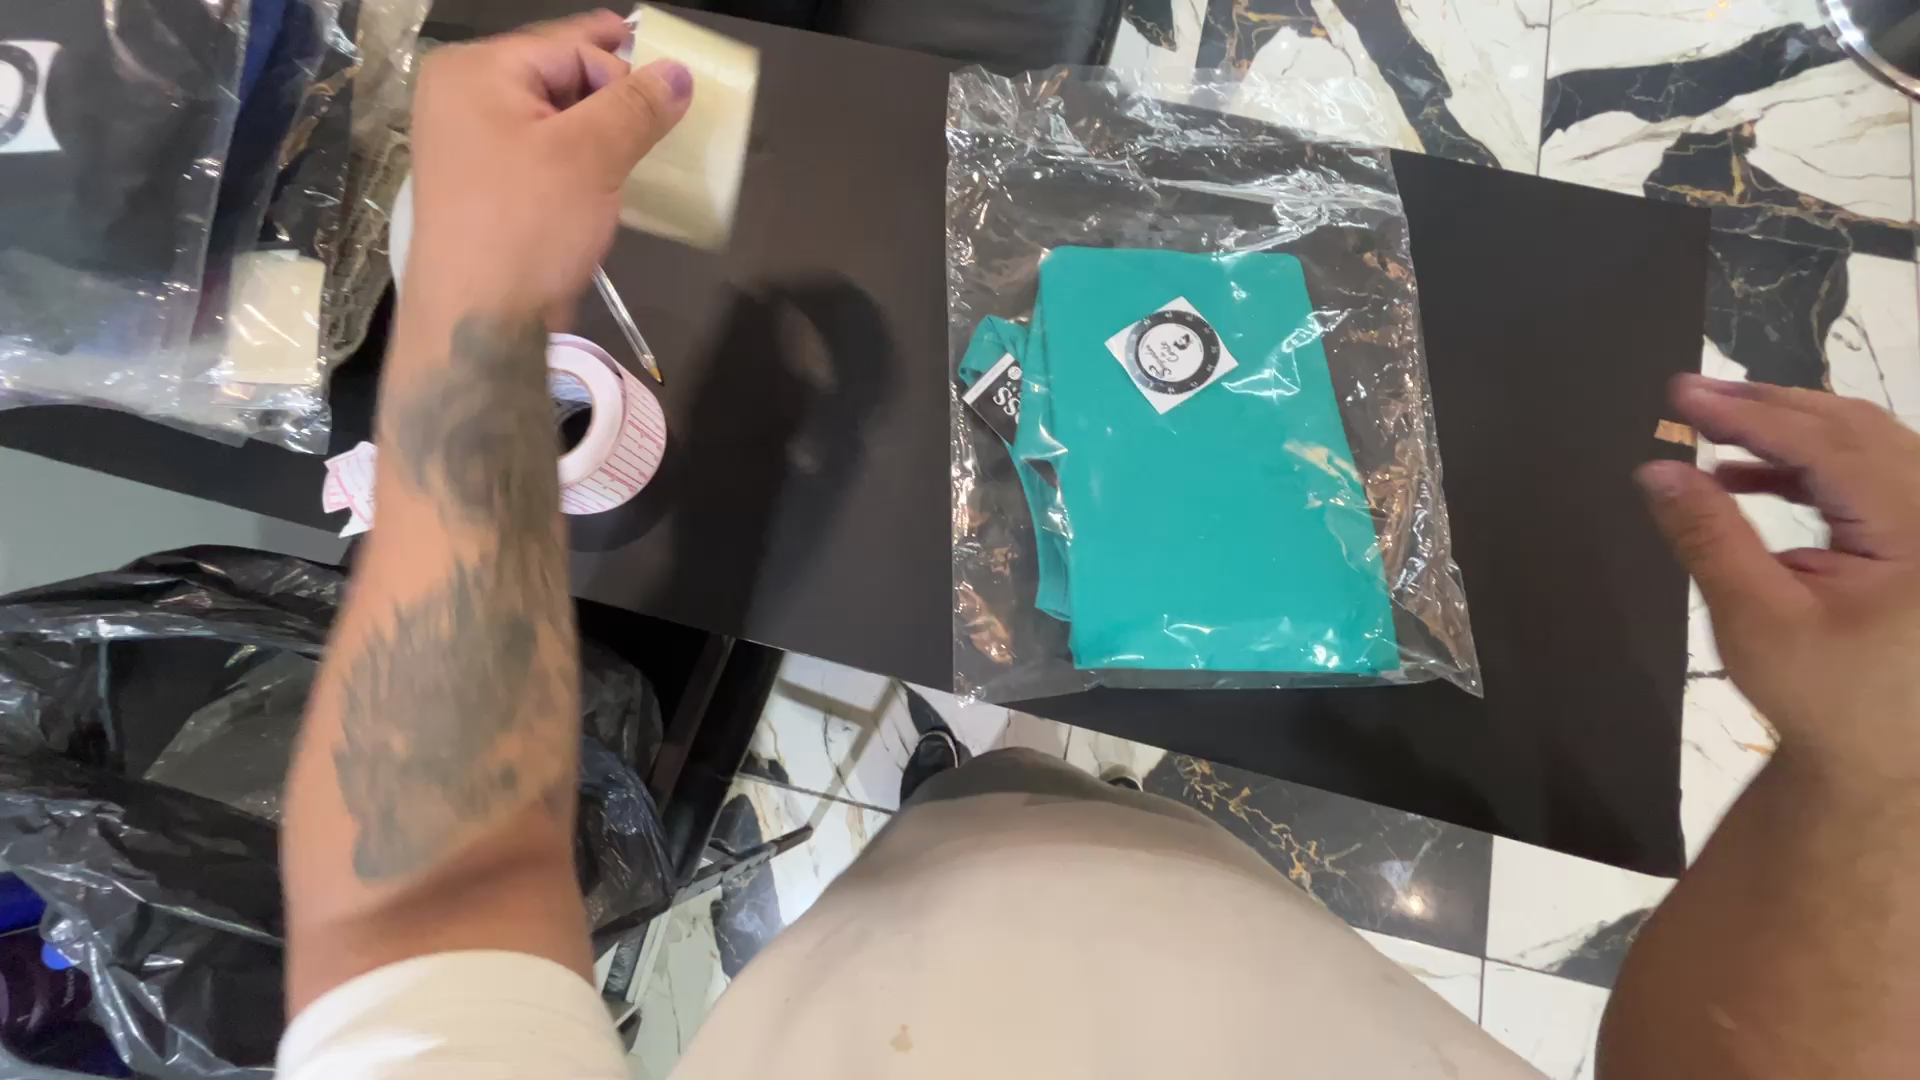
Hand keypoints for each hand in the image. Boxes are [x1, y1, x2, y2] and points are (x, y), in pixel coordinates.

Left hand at [405, 10, 691, 322]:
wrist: (482, 315)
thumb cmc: (529, 224)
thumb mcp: (590, 157)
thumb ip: (635, 108)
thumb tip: (680, 73)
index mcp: (477, 71)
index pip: (565, 46)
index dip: (623, 63)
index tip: (675, 92)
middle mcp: (466, 99)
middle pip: (556, 79)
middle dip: (613, 97)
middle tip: (663, 124)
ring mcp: (473, 148)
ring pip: (553, 122)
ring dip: (601, 135)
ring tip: (642, 155)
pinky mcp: (489, 192)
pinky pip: (544, 158)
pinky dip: (582, 164)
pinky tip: (609, 185)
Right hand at [1637, 376, 1919, 777]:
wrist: (1887, 755)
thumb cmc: (1822, 692)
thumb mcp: (1753, 613)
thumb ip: (1706, 533)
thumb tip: (1656, 468)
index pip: (1832, 447)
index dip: (1751, 414)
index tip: (1679, 394)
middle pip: (1865, 430)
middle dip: (1772, 406)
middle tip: (1692, 394)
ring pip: (1874, 447)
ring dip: (1787, 432)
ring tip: (1710, 429)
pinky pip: (1873, 479)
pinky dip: (1805, 467)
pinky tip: (1745, 476)